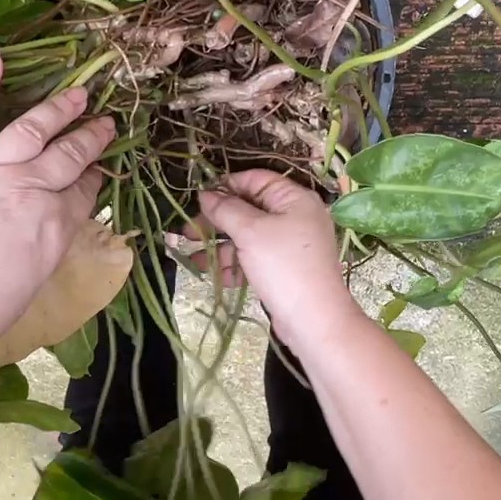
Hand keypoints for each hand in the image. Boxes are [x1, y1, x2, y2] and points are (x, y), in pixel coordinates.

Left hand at [0, 49, 113, 379]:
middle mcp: (30, 192)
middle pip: (68, 157)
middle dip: (89, 137)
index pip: (82, 194)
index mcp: (53, 229)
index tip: (100, 167)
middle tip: (104, 122)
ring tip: (77, 93)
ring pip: (31, 128)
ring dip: (57, 109)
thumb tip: (40, 234)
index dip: (93, 177)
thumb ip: (39, 250)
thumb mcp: (26, 288)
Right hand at [196, 170, 361, 347]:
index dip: (225, 186)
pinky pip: (254, 259)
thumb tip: (205, 193)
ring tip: (194, 260)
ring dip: (220, 248)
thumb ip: (225, 209)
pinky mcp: (283, 269)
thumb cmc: (283, 266)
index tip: (198, 199)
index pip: (255, 180)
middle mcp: (294, 217)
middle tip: (187, 232)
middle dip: (216, 222)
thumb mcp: (250, 232)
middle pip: (248, 210)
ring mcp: (289, 245)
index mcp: (294, 198)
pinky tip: (214, 276)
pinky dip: (235, 265)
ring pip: (247, 237)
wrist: (313, 319)